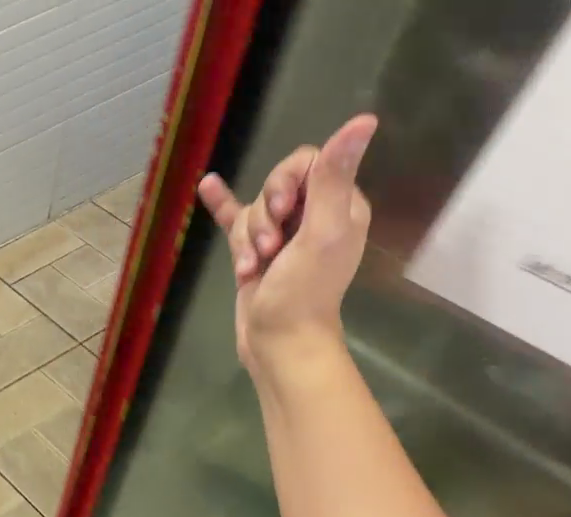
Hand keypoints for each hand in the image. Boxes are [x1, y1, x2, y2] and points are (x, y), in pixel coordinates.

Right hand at [196, 114, 376, 372]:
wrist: (278, 343)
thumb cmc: (303, 292)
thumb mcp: (323, 232)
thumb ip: (334, 179)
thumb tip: (364, 120)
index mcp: (339, 205)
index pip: (307, 163)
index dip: (285, 182)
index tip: (282, 210)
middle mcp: (313, 215)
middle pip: (275, 186)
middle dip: (263, 215)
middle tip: (269, 248)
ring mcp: (281, 236)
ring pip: (251, 211)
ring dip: (245, 239)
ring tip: (253, 267)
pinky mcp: (254, 254)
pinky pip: (235, 220)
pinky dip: (222, 204)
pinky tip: (207, 186)